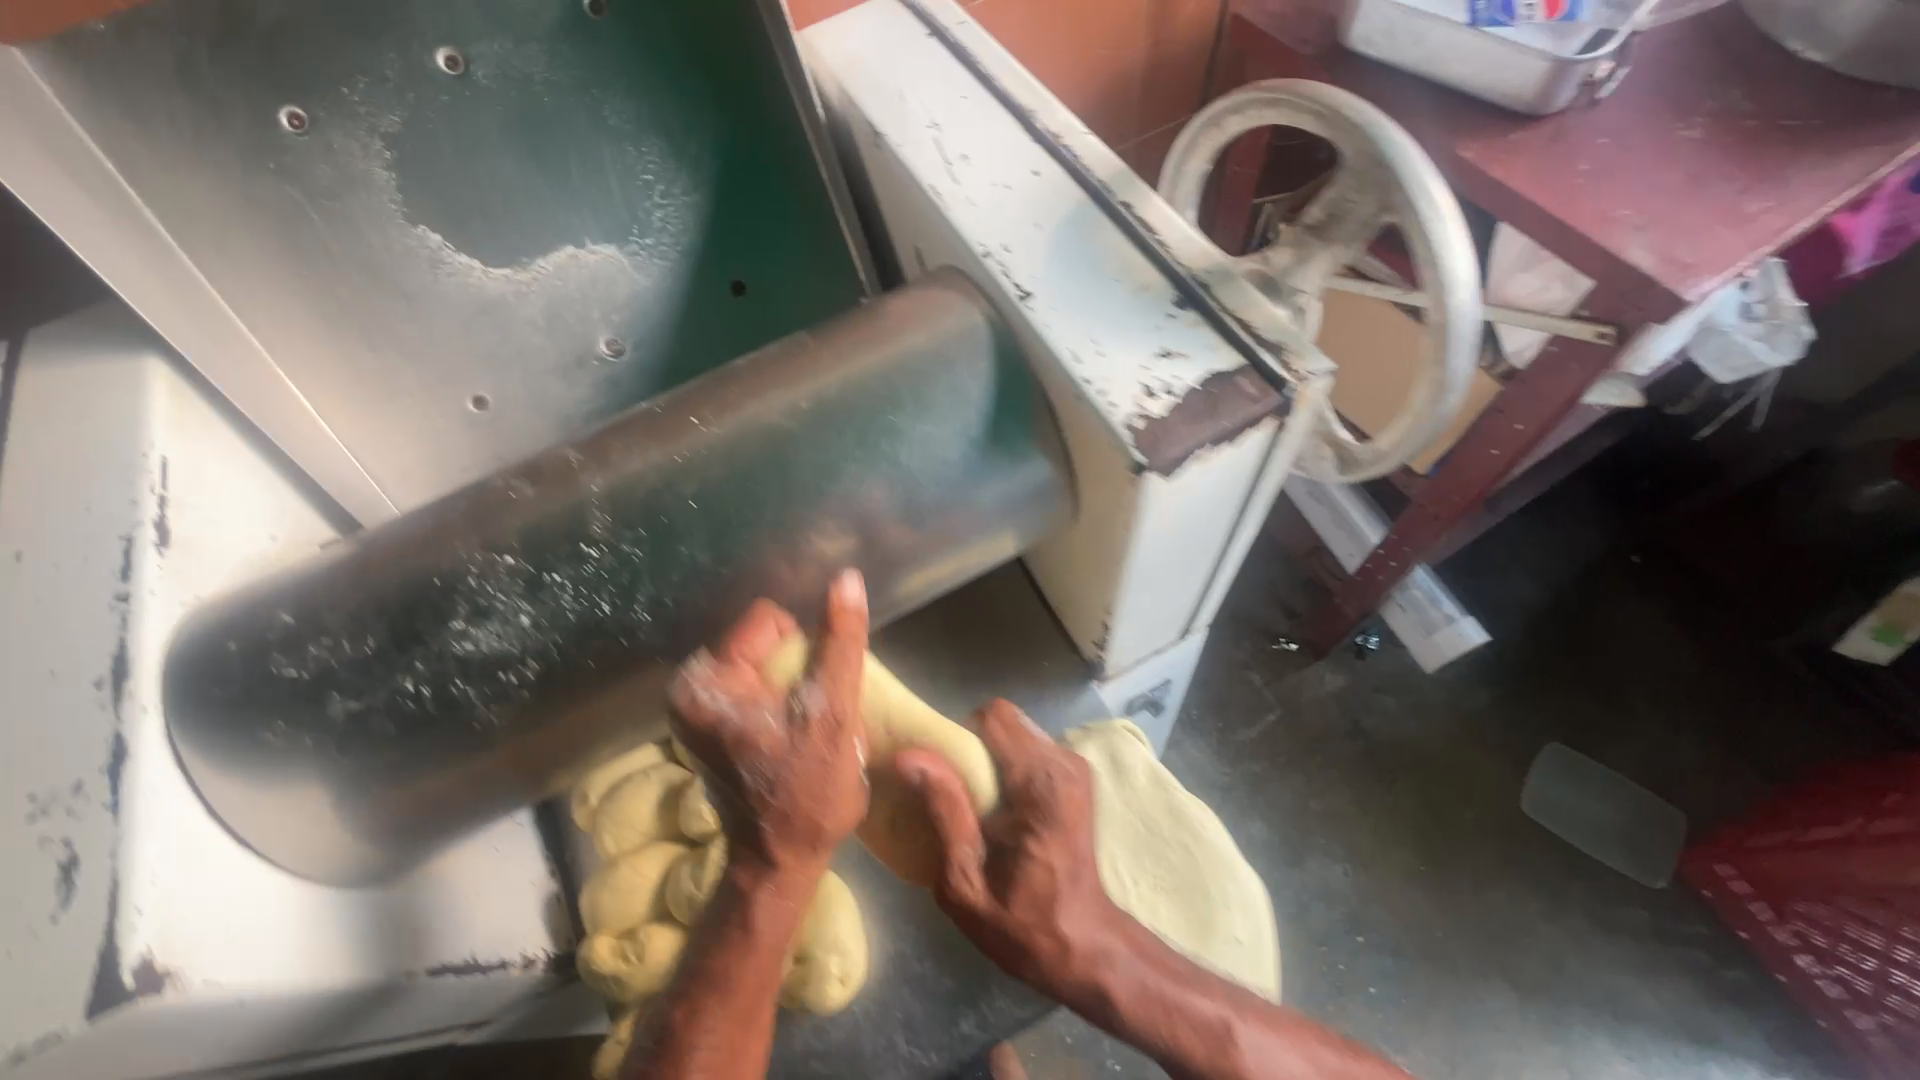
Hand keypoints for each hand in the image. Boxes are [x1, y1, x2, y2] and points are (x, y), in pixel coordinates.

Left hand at [668, 570, 869, 876]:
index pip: (769, 621)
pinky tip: (793, 732)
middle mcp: (690, 689)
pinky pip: (757, 687)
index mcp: (705, 681)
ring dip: (793, 684)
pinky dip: (780, 700)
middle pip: (766, 641)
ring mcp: (699, 709)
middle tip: (812, 712)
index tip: (816, 690)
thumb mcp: (833, 713)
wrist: (782, 860)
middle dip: (798, 667)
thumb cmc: (807, 792)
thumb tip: (847, 578)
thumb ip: (840, 643)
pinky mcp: (711, 727)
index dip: (806, 648)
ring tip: (805, 725)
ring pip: (766, 663)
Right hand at [894, 700, 1123, 1004]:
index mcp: (1042, 783)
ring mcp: (1075, 766)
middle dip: (972, 750)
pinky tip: (1001, 812)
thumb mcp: (965, 880)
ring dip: (988, 761)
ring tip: (977, 809)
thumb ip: (944, 809)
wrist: (1082, 945)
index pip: (992, 717)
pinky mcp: (1076, 775)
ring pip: (1014, 732)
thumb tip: (908, 755)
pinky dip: (1006, 769)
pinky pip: (1027, 749)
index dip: (960, 738)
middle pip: (1003, 722)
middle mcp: (1065, 762)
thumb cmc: (1020, 924)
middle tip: (956, 798)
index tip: (944, 778)